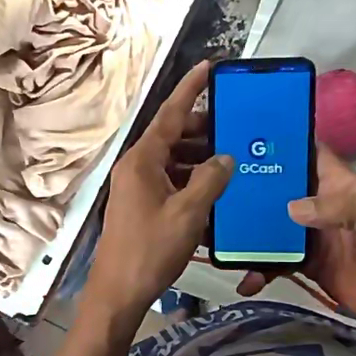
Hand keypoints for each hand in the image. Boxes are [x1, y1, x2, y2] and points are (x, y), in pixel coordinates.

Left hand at [85, 62, 232, 317]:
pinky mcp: (140, 205)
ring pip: (171, 160)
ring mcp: (135, 187)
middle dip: (203, 130)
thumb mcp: (189, 213)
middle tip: (237, 127)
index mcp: (142, 160)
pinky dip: (190, 181)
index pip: (169, 114)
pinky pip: (168, 182)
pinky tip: (215, 190)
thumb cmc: (151, 249)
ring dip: (199, 158)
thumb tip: (225, 157)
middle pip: (172, 137)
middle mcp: (135, 167)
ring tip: (233, 158)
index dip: (190, 89)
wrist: (118, 289)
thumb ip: (210, 180)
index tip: (209, 66)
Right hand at [236, 147, 355, 335]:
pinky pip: (271, 260)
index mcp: (341, 186)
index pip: (308, 153)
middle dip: (247, 186)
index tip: (243, 136)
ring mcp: (307, 234)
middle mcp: (320, 205)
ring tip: (218, 237)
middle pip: (277, 187)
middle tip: (212, 186)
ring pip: (267, 224)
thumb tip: (291, 208)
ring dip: (244, 231)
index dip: (282, 141)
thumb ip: (347, 209)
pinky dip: (256, 269)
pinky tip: (245, 281)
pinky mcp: (301, 262)